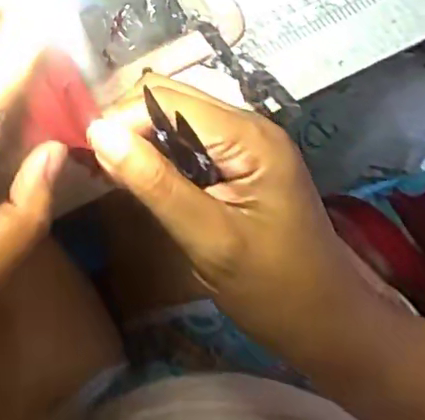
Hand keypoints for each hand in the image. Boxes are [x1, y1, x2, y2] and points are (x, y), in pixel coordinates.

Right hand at [86, 74, 378, 368]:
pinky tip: (140, 176)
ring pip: (172, 112)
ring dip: (139, 136)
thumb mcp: (210, 241)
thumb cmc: (277, 290)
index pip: (165, 97)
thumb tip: (97, 133)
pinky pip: (186, 135)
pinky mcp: (238, 155)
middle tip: (96, 163)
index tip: (89, 153)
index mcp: (247, 135)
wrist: (335, 327)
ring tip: (111, 170)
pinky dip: (158, 150)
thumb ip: (154, 184)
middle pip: (167, 96)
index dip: (123, 118)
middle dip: (127, 123)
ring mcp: (243, 136)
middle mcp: (246, 121)